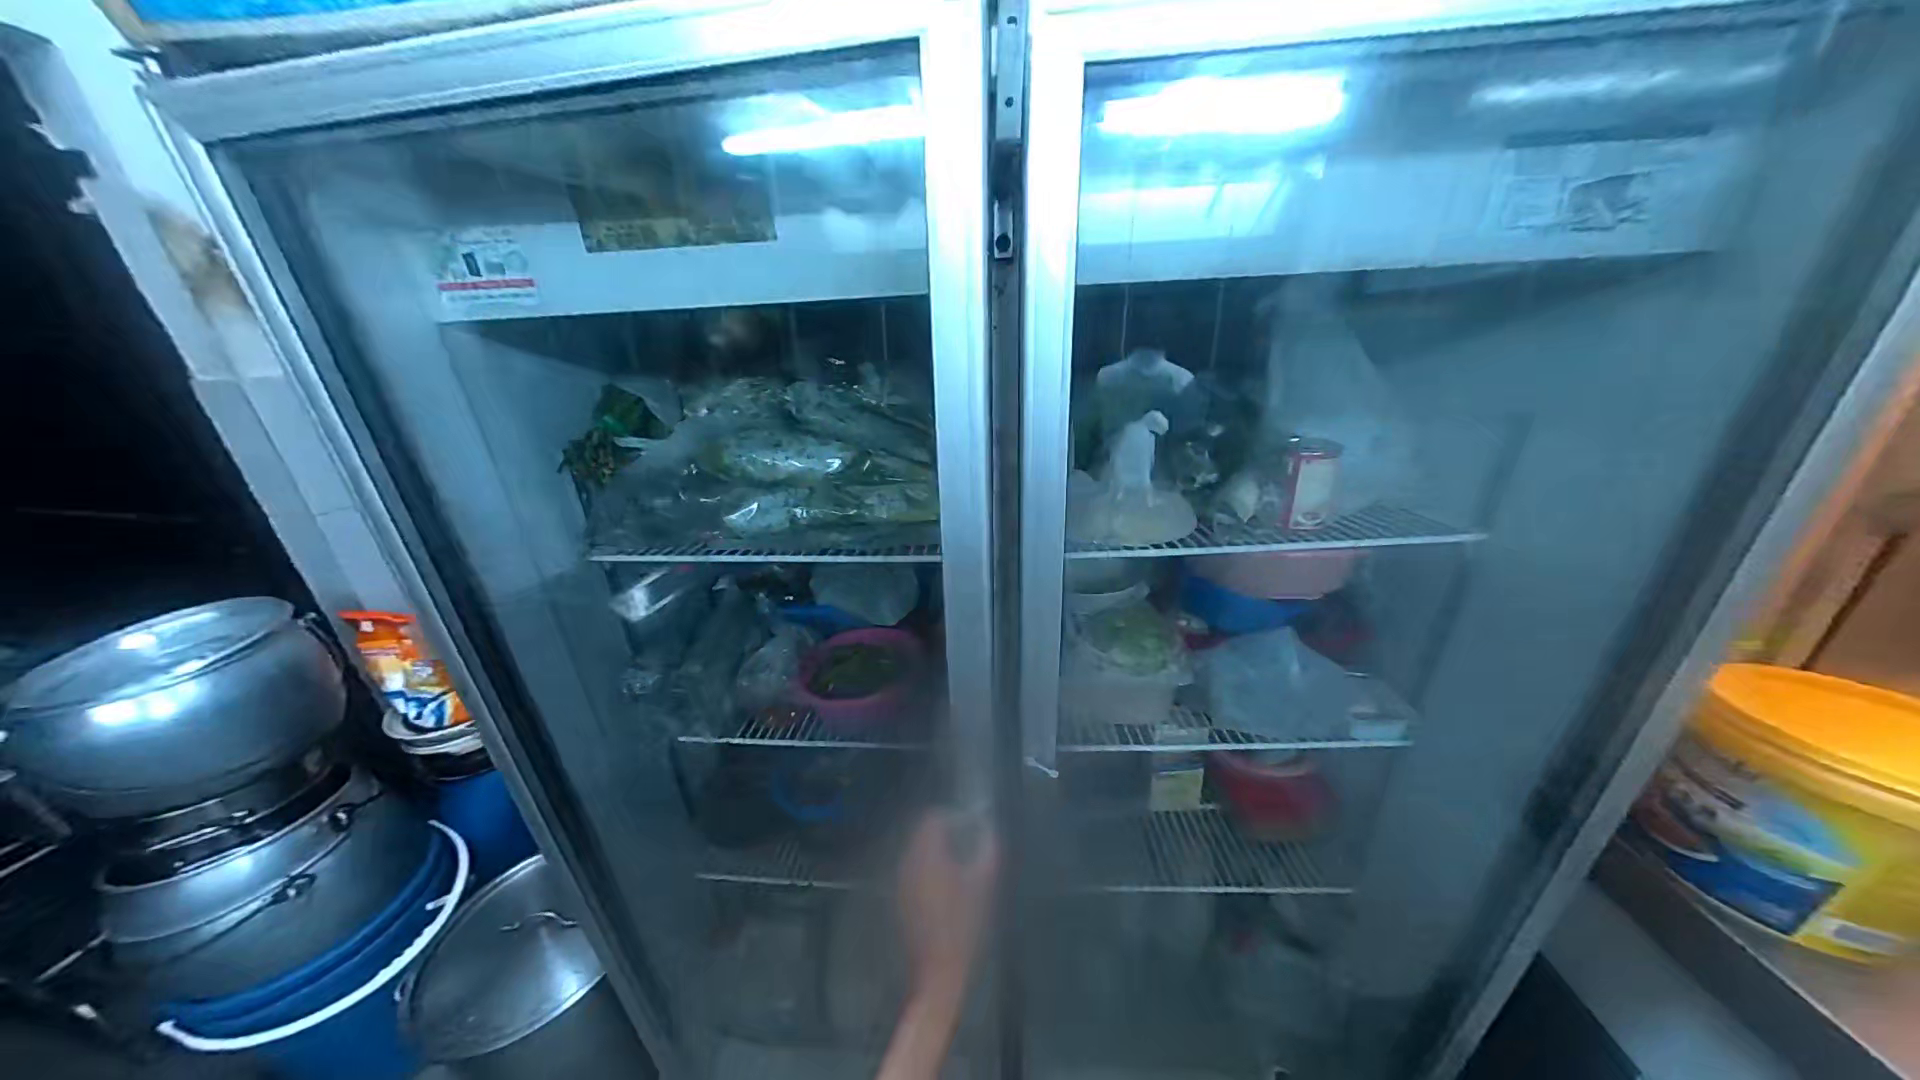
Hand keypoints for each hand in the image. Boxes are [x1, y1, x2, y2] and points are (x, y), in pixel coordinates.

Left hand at [896, 809, 999, 1003]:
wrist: (939, 970)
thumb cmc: (964, 925)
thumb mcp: (984, 885)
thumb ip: (987, 850)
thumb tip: (988, 830)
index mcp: (927, 854)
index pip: (932, 818)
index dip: (953, 817)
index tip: (972, 827)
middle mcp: (908, 862)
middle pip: (923, 832)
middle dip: (946, 832)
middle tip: (969, 844)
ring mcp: (901, 881)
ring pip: (918, 850)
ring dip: (937, 850)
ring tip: (961, 865)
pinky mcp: (900, 898)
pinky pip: (914, 868)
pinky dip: (929, 867)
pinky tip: (948, 885)